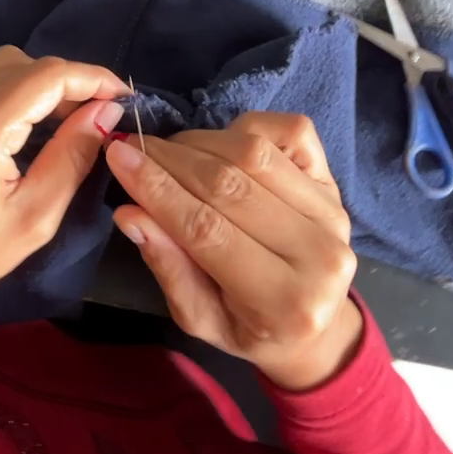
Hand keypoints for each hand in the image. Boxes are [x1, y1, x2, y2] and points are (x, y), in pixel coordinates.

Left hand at [0, 47, 128, 322]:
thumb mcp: (32, 218)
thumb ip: (72, 156)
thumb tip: (107, 111)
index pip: (48, 75)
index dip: (93, 78)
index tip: (127, 97)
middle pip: (28, 64)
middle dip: (71, 82)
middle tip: (101, 117)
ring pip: (4, 63)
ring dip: (42, 81)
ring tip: (70, 118)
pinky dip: (14, 85)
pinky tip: (30, 117)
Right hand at [106, 112, 363, 391]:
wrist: (317, 325)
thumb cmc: (248, 328)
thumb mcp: (197, 318)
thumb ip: (167, 266)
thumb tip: (128, 213)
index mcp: (284, 302)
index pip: (207, 230)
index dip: (156, 189)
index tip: (117, 156)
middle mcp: (319, 253)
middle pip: (229, 185)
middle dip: (168, 159)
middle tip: (130, 146)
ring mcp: (332, 211)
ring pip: (253, 152)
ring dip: (197, 142)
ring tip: (167, 150)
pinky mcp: (335, 180)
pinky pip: (290, 131)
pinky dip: (247, 125)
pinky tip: (219, 142)